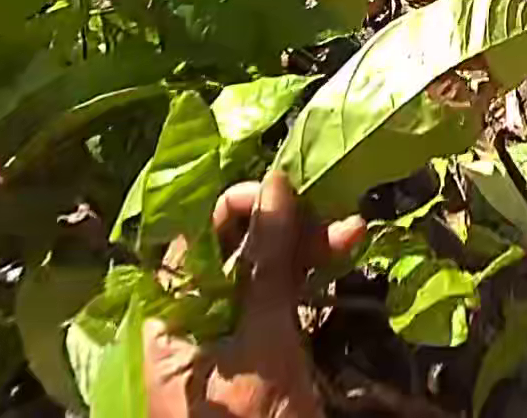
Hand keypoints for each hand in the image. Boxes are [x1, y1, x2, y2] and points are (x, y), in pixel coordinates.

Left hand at [142, 171, 365, 417]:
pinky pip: (287, 288)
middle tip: (329, 212)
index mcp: (172, 317)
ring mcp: (235, 328)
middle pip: (238, 245)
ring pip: (269, 263)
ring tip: (354, 231)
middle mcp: (199, 314)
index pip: (195, 236)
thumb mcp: (263, 344)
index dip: (237, 204)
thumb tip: (275, 182)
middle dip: (287, 223)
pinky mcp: (267, 341)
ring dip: (312, 243)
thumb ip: (268, 262)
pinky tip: (347, 249)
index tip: (284, 188)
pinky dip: (315, 269)